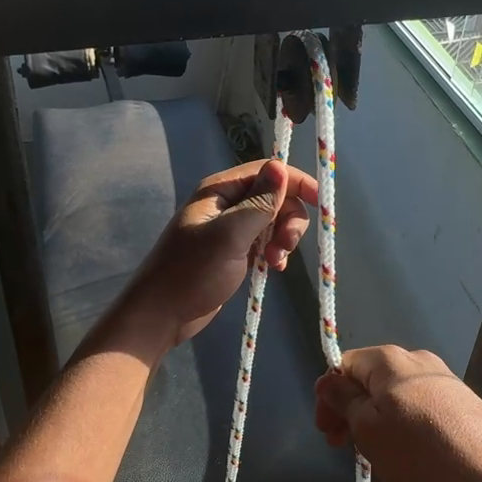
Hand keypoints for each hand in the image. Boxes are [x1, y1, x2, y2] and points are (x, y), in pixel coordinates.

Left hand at [109, 159, 317, 350]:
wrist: (160, 314)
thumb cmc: (192, 272)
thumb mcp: (229, 236)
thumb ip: (258, 203)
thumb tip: (280, 166)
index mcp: (220, 190)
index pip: (267, 171)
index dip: (295, 182)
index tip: (321, 202)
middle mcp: (225, 203)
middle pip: (274, 196)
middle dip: (288, 218)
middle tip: (285, 246)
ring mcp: (228, 229)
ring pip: (272, 221)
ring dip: (282, 238)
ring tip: (275, 262)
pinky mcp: (231, 252)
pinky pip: (263, 242)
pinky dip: (274, 252)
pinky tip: (273, 269)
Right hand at [314, 345, 481, 481]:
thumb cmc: (417, 449)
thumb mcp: (366, 428)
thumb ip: (343, 401)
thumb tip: (329, 382)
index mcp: (387, 359)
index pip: (343, 365)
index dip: (327, 396)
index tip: (325, 430)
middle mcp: (416, 359)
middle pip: (369, 379)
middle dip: (350, 410)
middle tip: (342, 445)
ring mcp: (443, 379)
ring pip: (394, 395)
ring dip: (375, 419)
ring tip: (375, 454)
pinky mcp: (463, 401)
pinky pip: (419, 406)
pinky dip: (403, 425)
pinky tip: (408, 452)